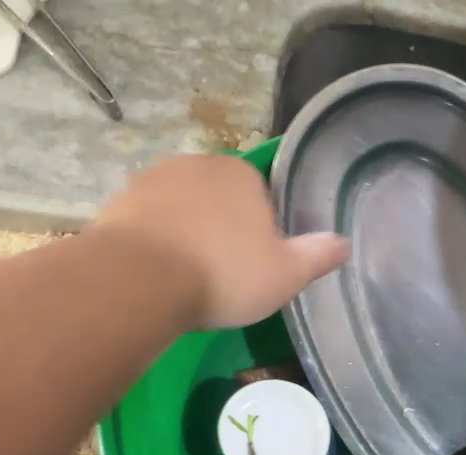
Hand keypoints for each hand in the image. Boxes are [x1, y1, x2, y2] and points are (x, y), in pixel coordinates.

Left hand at [89, 155, 348, 328]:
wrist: (141, 279)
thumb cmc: (225, 274)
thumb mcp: (286, 274)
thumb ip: (317, 256)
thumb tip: (344, 242)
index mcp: (242, 175)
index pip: (261, 196)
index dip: (263, 231)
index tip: (258, 263)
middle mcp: (198, 164)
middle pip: (220, 199)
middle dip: (224, 229)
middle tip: (226, 273)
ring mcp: (154, 180)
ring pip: (183, 209)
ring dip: (189, 235)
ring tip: (191, 277)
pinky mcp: (120, 202)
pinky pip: (150, 223)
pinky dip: (157, 243)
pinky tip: (160, 274)